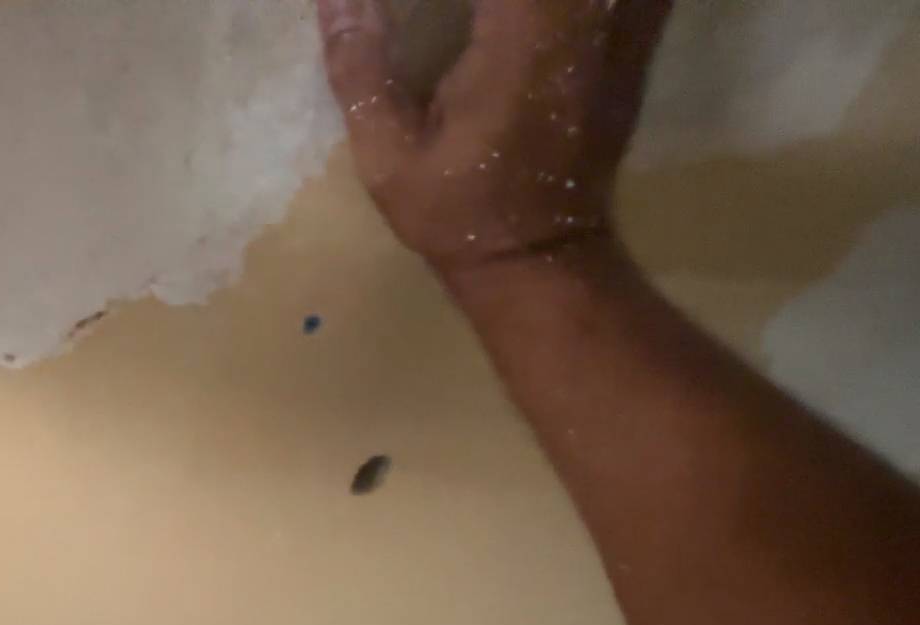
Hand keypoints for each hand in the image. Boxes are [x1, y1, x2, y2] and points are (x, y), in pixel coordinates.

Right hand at [314, 0, 670, 277]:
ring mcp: (629, 11)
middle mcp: (588, 6)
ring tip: (474, 23)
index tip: (404, 8)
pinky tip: (522, 25)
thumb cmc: (451, 211)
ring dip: (509, 4)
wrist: (535, 250)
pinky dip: (569, 5)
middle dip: (468, 1)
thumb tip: (332, 0)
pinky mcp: (641, 26)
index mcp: (525, 27)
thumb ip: (361, 70)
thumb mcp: (387, 155)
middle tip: (430, 15)